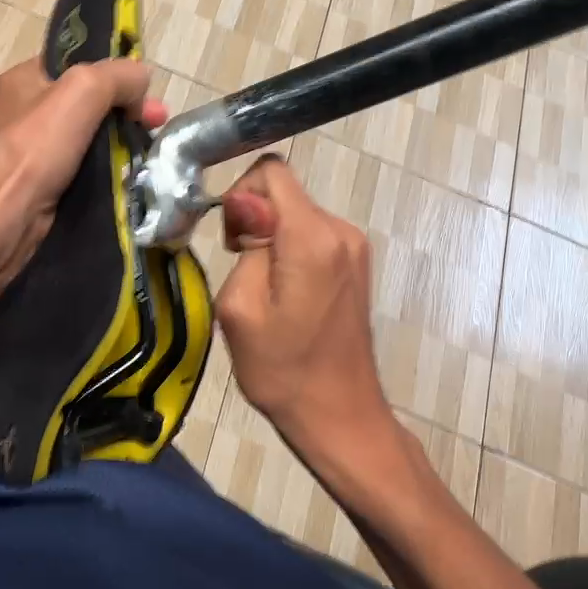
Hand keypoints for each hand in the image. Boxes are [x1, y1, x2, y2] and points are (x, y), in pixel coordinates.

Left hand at [0, 57, 165, 293]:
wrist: (0, 225)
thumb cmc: (34, 152)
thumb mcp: (80, 93)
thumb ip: (116, 76)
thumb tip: (141, 79)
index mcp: (24, 79)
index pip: (77, 61)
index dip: (114, 72)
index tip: (144, 92)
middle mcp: (24, 111)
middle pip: (88, 100)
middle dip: (126, 109)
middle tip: (156, 123)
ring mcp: (32, 151)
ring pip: (89, 136)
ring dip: (121, 142)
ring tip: (149, 152)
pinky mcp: (42, 185)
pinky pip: (84, 168)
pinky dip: (108, 171)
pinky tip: (130, 177)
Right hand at [215, 155, 387, 444]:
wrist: (339, 417)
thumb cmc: (282, 370)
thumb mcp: (239, 308)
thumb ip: (245, 243)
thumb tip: (246, 205)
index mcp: (313, 238)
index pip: (271, 171)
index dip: (239, 195)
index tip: (231, 240)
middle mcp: (341, 231)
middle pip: (283, 191)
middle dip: (253, 219)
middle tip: (241, 270)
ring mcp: (354, 247)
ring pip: (294, 213)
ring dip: (269, 236)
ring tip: (262, 289)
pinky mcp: (355, 263)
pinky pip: (310, 233)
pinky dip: (288, 249)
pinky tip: (284, 292)